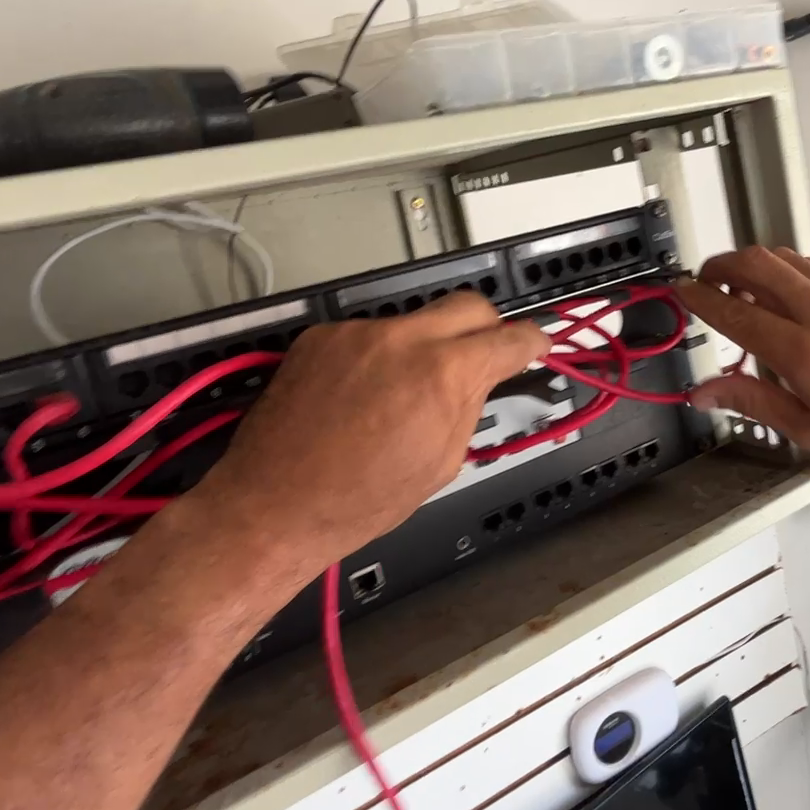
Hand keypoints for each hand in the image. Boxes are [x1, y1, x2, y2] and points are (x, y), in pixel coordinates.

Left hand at [190, 293, 550, 569]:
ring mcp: (358, 332)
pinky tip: (361, 395)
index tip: (534, 344)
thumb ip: (468, 406)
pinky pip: (369, 334)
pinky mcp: (322, 335)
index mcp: (443, 374)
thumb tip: (478, 379)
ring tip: (402, 394)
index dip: (532, 342)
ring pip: (415, 322)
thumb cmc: (360, 501)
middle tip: (481, 358)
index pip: (509, 338)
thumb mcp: (442, 463)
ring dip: (425, 347)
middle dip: (486, 328)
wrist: (275, 505)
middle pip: (469, 305)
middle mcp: (403, 339)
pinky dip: (378, 357)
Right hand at [675, 247, 809, 468]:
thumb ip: (752, 401)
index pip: (735, 312)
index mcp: (805, 354)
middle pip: (756, 264)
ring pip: (785, 258)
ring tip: (740, 284)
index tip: (684, 292)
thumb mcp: (809, 428)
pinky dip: (787, 269)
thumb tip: (707, 394)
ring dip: (753, 263)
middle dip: (720, 265)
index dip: (700, 298)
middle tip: (706, 277)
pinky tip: (784, 289)